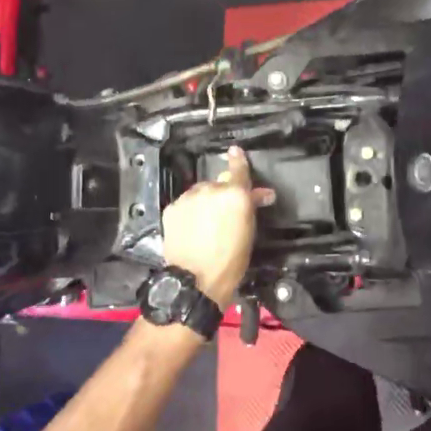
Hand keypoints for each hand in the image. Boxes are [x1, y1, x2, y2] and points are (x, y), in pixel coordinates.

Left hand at [161, 146, 273, 307]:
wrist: (196, 280)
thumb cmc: (231, 259)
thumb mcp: (249, 230)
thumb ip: (251, 205)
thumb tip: (259, 193)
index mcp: (235, 194)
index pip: (238, 169)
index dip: (238, 159)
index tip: (235, 151)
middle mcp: (210, 190)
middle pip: (219, 183)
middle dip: (224, 192)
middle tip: (227, 210)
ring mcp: (188, 198)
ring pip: (200, 193)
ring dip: (206, 201)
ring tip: (207, 221)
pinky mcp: (171, 209)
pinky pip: (185, 204)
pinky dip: (190, 210)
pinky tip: (192, 226)